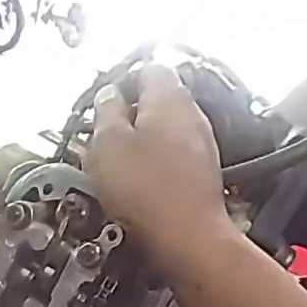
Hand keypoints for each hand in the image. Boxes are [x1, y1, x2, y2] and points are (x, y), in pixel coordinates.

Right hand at [87, 63, 238, 274]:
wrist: (188, 239)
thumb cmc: (148, 192)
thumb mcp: (108, 145)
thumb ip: (105, 112)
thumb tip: (107, 95)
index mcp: (168, 96)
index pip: (146, 67)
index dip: (121, 82)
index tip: (103, 105)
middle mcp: (191, 114)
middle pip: (156, 102)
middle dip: (129, 119)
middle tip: (106, 142)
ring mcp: (201, 146)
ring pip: (165, 134)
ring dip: (142, 147)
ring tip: (120, 170)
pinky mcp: (203, 177)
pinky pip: (174, 163)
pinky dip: (156, 170)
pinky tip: (141, 190)